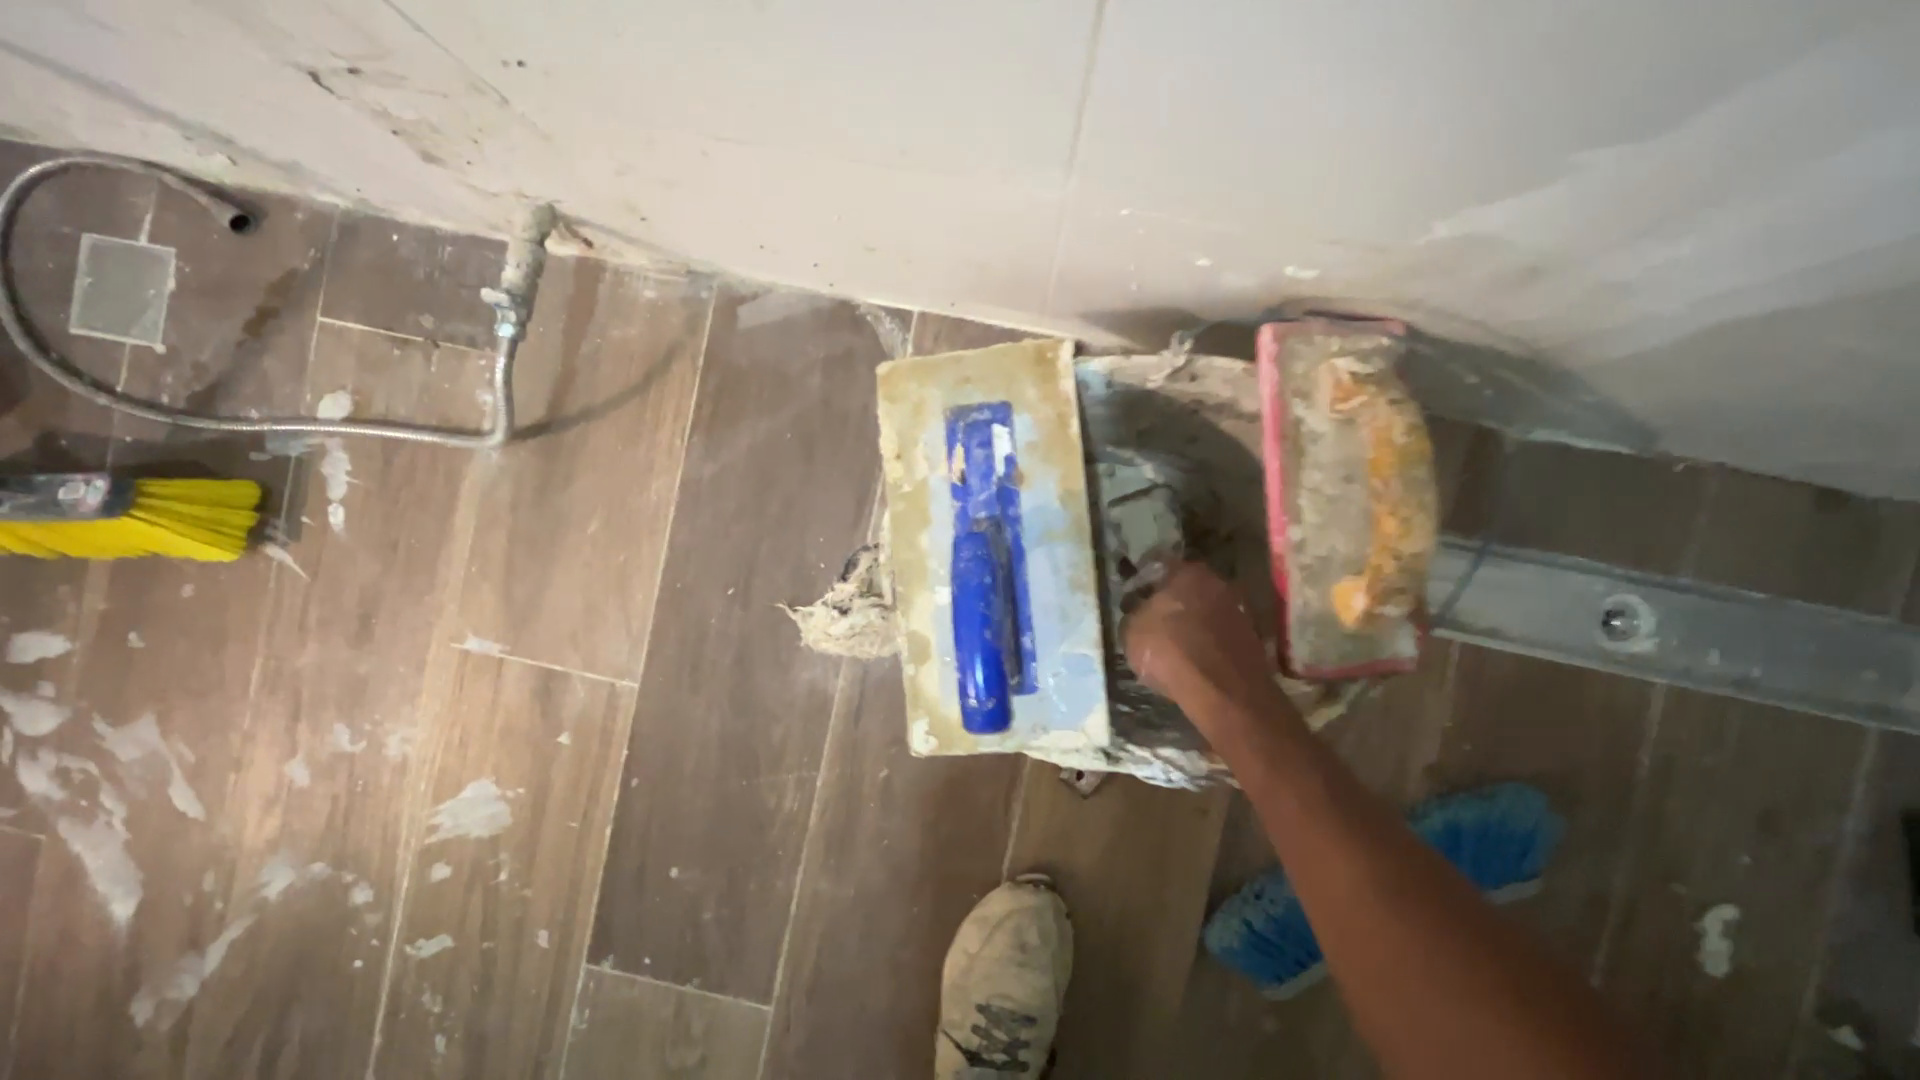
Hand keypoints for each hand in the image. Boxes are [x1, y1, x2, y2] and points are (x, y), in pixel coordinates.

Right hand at [1122, 561, 1290, 724]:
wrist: (1223, 689)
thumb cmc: (1170, 651)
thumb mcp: (1131, 632)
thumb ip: (1134, 614)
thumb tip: (1137, 610)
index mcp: (1186, 571)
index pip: (1158, 566)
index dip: (1143, 582)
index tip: (1134, 598)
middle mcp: (1216, 582)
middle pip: (1187, 587)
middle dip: (1172, 602)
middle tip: (1154, 621)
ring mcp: (1238, 609)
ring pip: (1205, 610)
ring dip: (1192, 622)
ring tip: (1175, 644)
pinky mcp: (1251, 637)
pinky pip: (1219, 634)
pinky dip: (1208, 642)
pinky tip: (1195, 659)